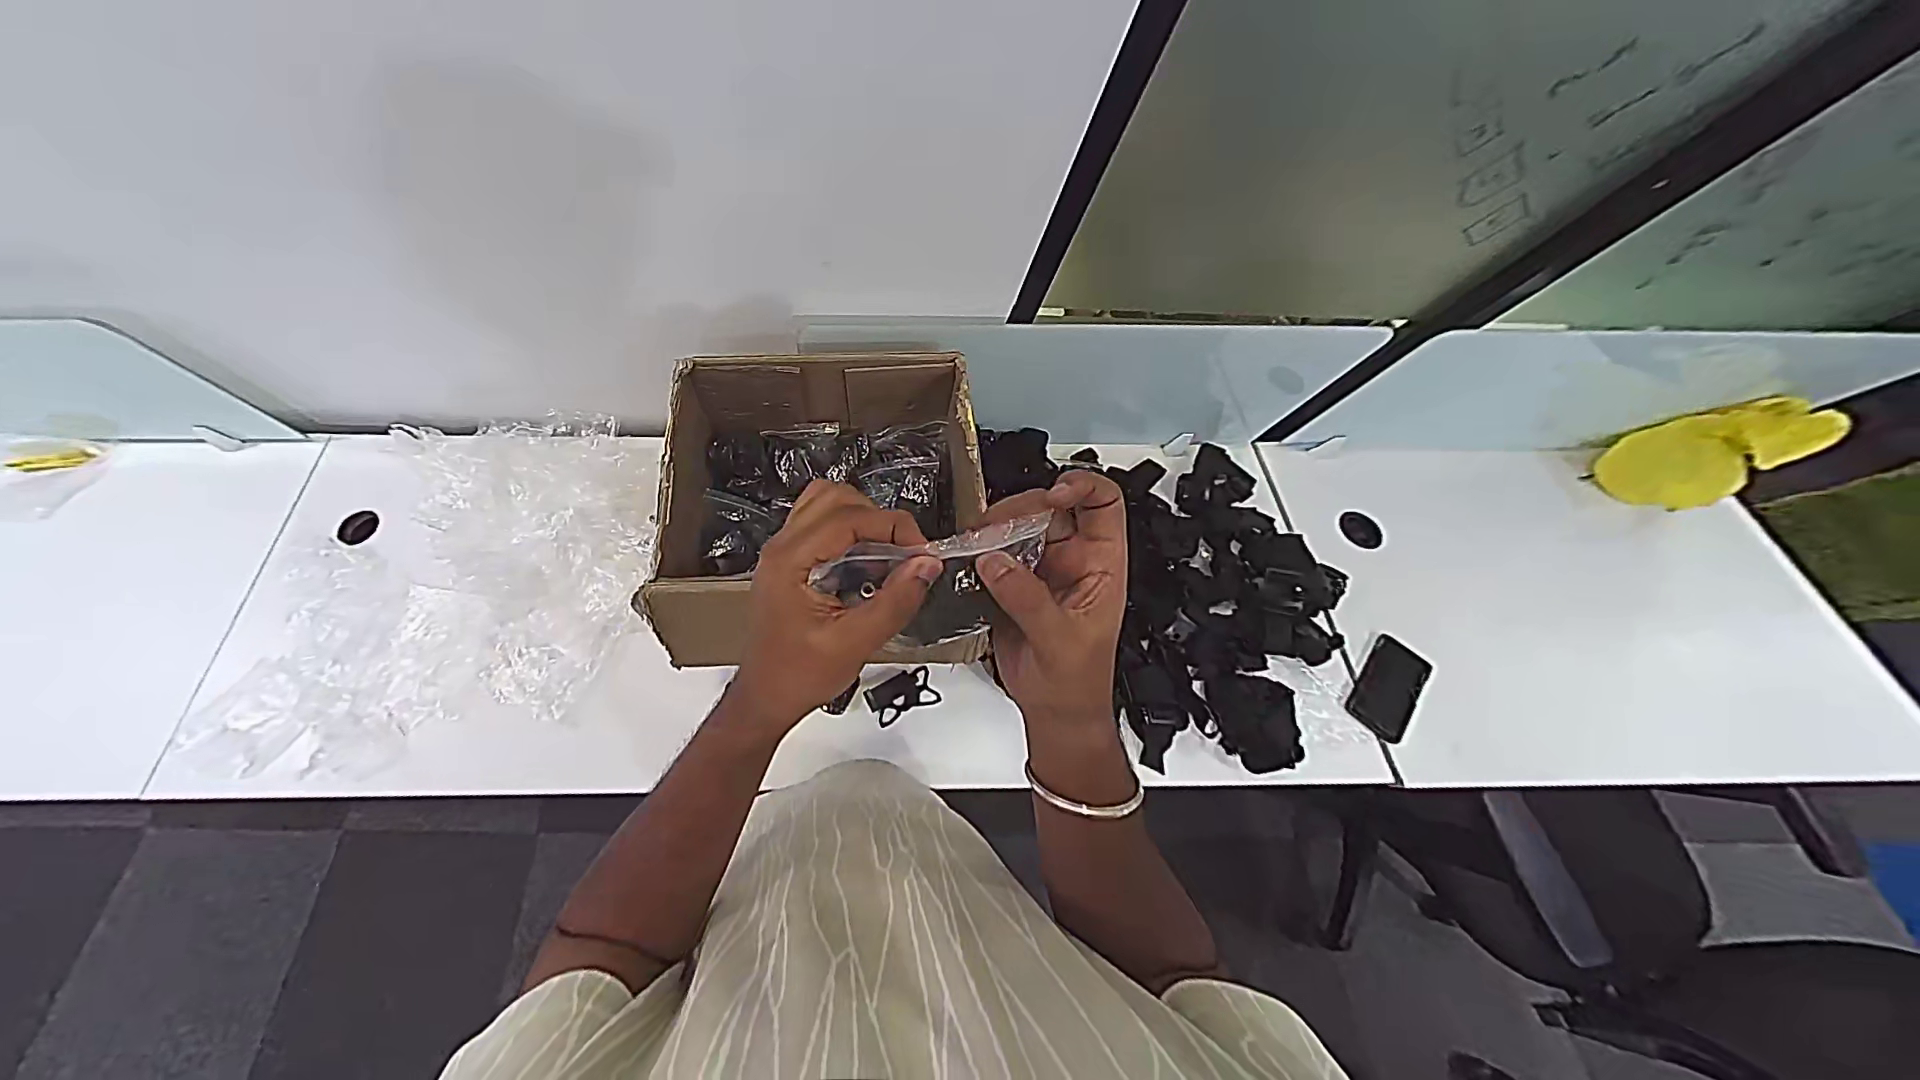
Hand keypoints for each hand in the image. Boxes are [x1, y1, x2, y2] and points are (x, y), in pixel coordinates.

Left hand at [726, 480, 940, 732]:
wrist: (766, 697)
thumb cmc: (797, 676)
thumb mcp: (855, 643)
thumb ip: (894, 602)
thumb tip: (926, 566)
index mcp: (790, 561)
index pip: (849, 517)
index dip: (893, 527)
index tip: (921, 552)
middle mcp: (782, 548)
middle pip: (837, 498)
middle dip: (879, 519)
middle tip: (905, 554)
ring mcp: (784, 552)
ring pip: (828, 504)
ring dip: (865, 521)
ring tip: (886, 556)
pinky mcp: (792, 562)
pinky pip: (823, 525)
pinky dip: (852, 533)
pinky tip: (867, 565)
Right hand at [977, 469, 1126, 728]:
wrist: (1054, 710)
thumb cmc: (1077, 682)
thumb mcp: (1060, 641)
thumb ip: (1028, 600)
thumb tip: (997, 562)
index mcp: (1101, 565)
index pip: (1103, 505)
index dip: (1083, 487)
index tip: (1055, 494)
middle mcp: (1072, 560)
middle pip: (1051, 508)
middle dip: (1023, 508)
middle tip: (996, 526)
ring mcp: (1042, 569)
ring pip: (1020, 526)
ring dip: (996, 527)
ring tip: (977, 541)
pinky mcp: (1014, 583)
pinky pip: (996, 552)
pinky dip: (980, 550)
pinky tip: (969, 557)